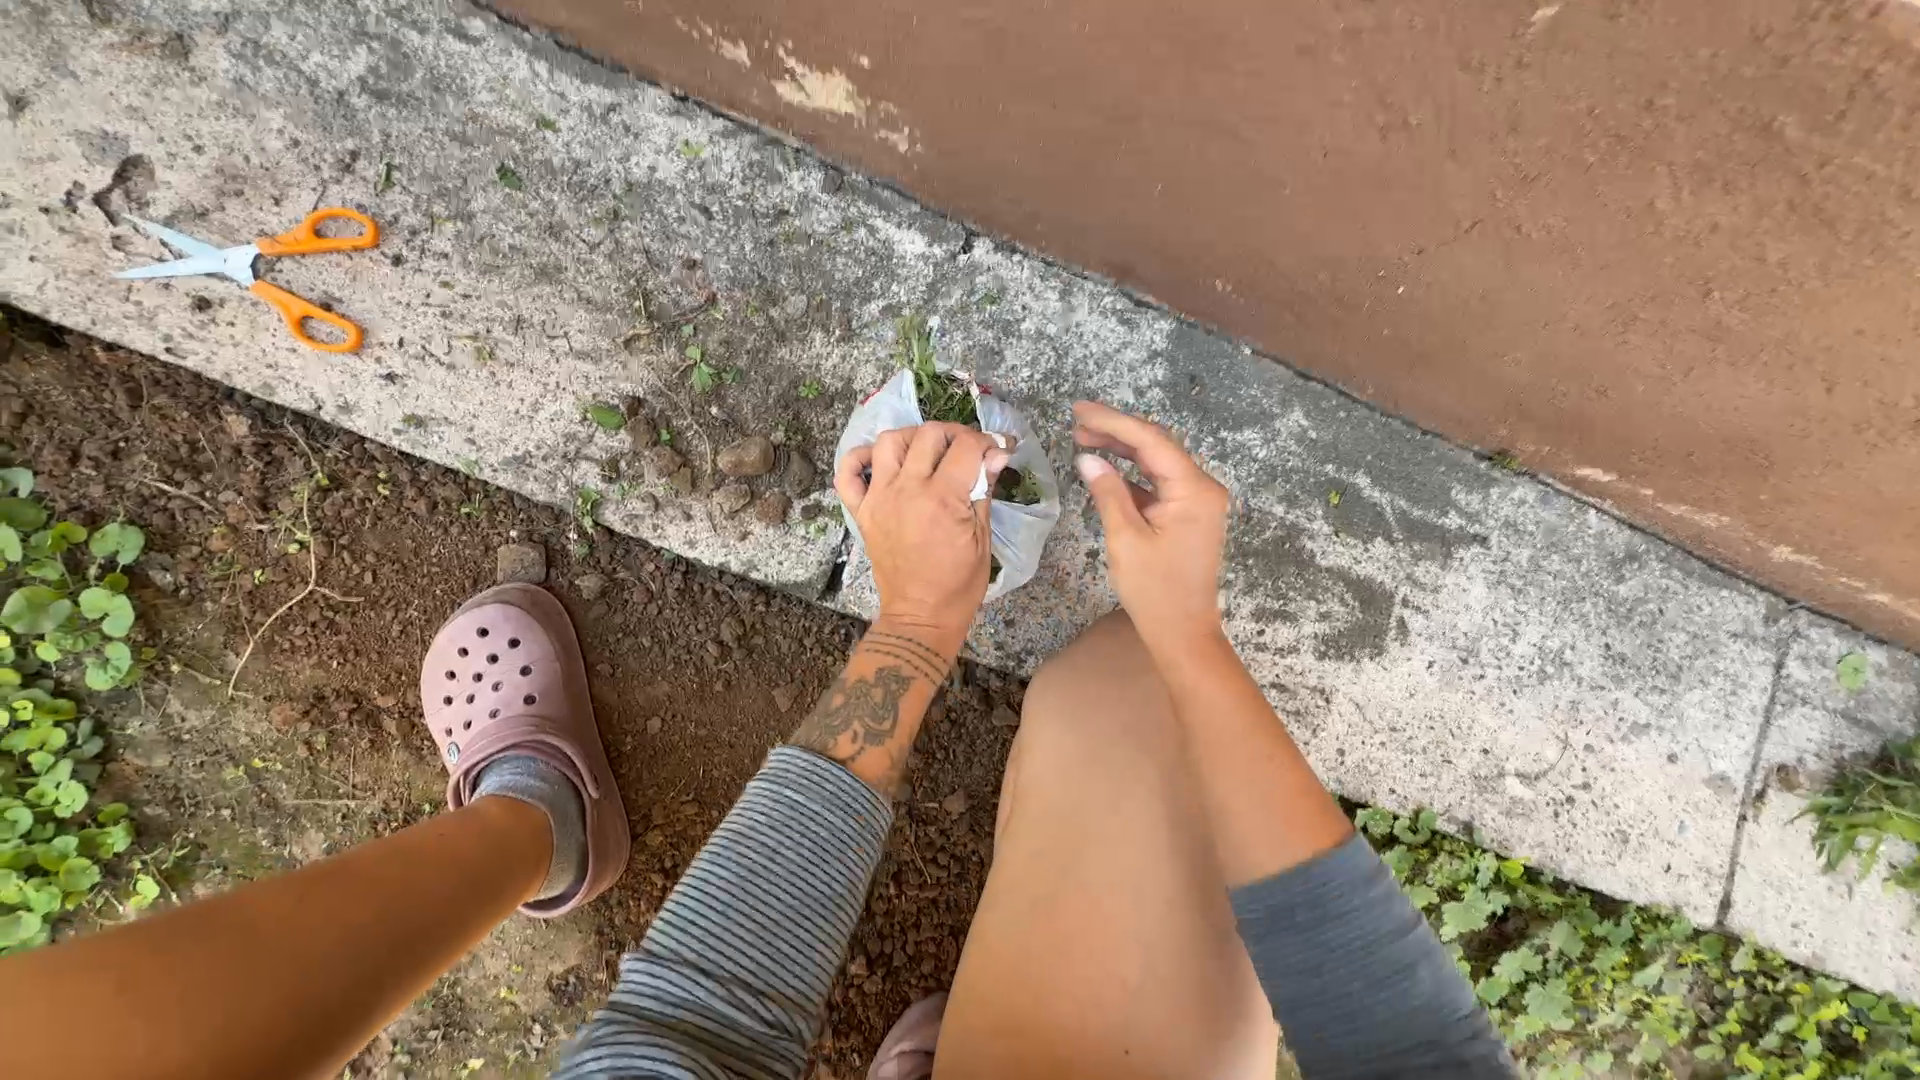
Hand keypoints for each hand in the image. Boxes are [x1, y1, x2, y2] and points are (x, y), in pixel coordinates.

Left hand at [836, 423, 1011, 647]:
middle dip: (954, 433)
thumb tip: (996, 455)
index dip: (988, 441)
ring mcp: (879, 499)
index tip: (997, 449)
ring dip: (912, 437)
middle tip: (966, 449)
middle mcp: (907, 490)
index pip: (966, 447)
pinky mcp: (862, 512)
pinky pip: (847, 474)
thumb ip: (984, 491)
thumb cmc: (959, 584)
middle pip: (928, 435)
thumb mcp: (983, 539)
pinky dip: (859, 459)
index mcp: (943, 500)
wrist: (920, 616)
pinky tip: (880, 462)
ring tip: (927, 451)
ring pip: (889, 442)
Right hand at [1073, 401, 1229, 652]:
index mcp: (1194, 490)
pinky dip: (1132, 475)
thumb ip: (1108, 492)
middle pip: (1157, 446)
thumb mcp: (1125, 538)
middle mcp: (1203, 488)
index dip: (1113, 421)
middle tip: (1077, 421)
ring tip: (1084, 439)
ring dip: (1123, 450)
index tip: (1079, 410)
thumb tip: (1088, 458)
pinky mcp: (1189, 515)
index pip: (1150, 441)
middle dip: (1116, 431)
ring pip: (1157, 462)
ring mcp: (1198, 501)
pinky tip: (1105, 470)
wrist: (1184, 632)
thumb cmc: (1155, 590)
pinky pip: (1159, 484)